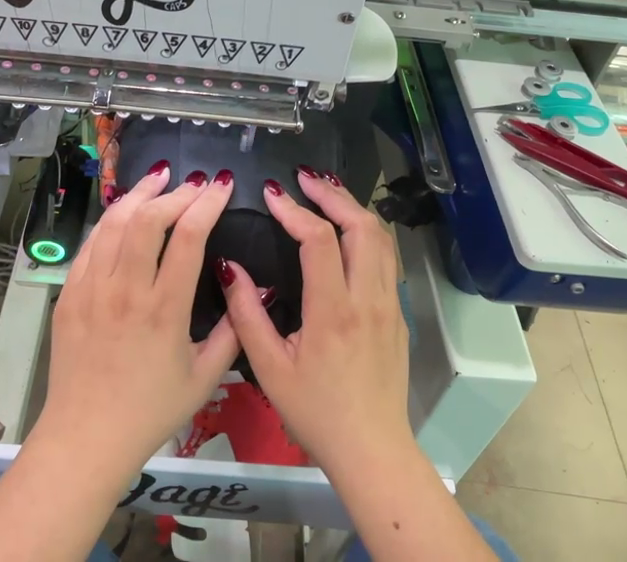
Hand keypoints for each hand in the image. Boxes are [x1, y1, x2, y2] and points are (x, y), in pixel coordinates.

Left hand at [30, 161, 240, 474]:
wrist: (86, 436)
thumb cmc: (151, 410)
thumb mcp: (205, 379)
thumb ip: (232, 333)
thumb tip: (252, 291)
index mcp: (164, 309)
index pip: (189, 237)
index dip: (207, 203)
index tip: (221, 185)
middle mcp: (126, 290)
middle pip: (148, 219)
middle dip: (175, 192)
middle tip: (193, 181)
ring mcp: (92, 289)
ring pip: (114, 223)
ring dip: (139, 195)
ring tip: (158, 178)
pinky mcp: (69, 294)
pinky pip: (90, 244)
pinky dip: (110, 221)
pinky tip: (123, 213)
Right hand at [217, 168, 413, 472]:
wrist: (372, 448)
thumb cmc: (315, 412)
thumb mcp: (270, 369)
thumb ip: (247, 315)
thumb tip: (228, 267)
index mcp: (333, 311)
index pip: (319, 240)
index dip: (295, 210)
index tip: (272, 194)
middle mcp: (367, 299)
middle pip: (362, 226)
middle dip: (333, 195)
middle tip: (304, 179)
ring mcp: (389, 305)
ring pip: (382, 238)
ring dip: (355, 208)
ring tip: (326, 193)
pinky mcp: (398, 315)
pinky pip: (387, 259)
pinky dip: (367, 232)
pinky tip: (348, 231)